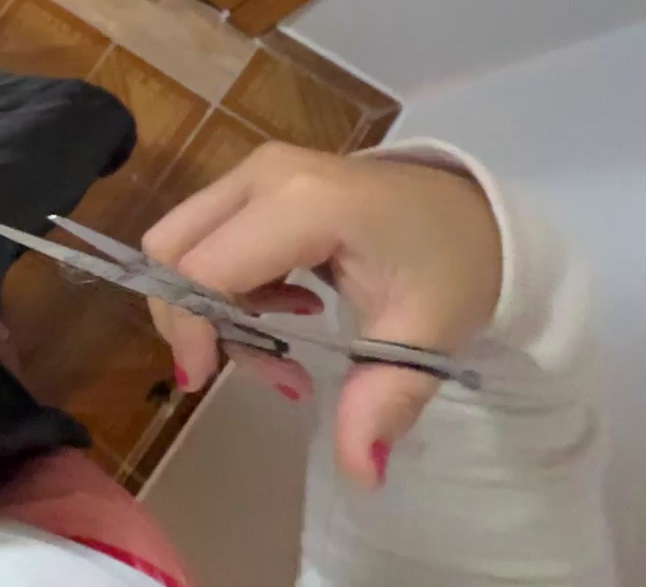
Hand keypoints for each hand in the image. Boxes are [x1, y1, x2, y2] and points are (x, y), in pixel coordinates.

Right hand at [141, 143, 501, 487]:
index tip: (200, 380)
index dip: (190, 326)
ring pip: (177, 241)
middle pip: (171, 246)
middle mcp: (258, 174)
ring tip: (272, 339)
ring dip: (202, 301)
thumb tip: (360, 474)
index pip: (206, 267)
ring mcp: (247, 170)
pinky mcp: (244, 179)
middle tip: (235, 363)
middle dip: (185, 314)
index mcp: (305, 202)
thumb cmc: (457, 265)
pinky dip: (217, 281)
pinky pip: (199, 233)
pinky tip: (277, 304)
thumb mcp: (429, 333)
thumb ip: (384, 395)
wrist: (475, 208)